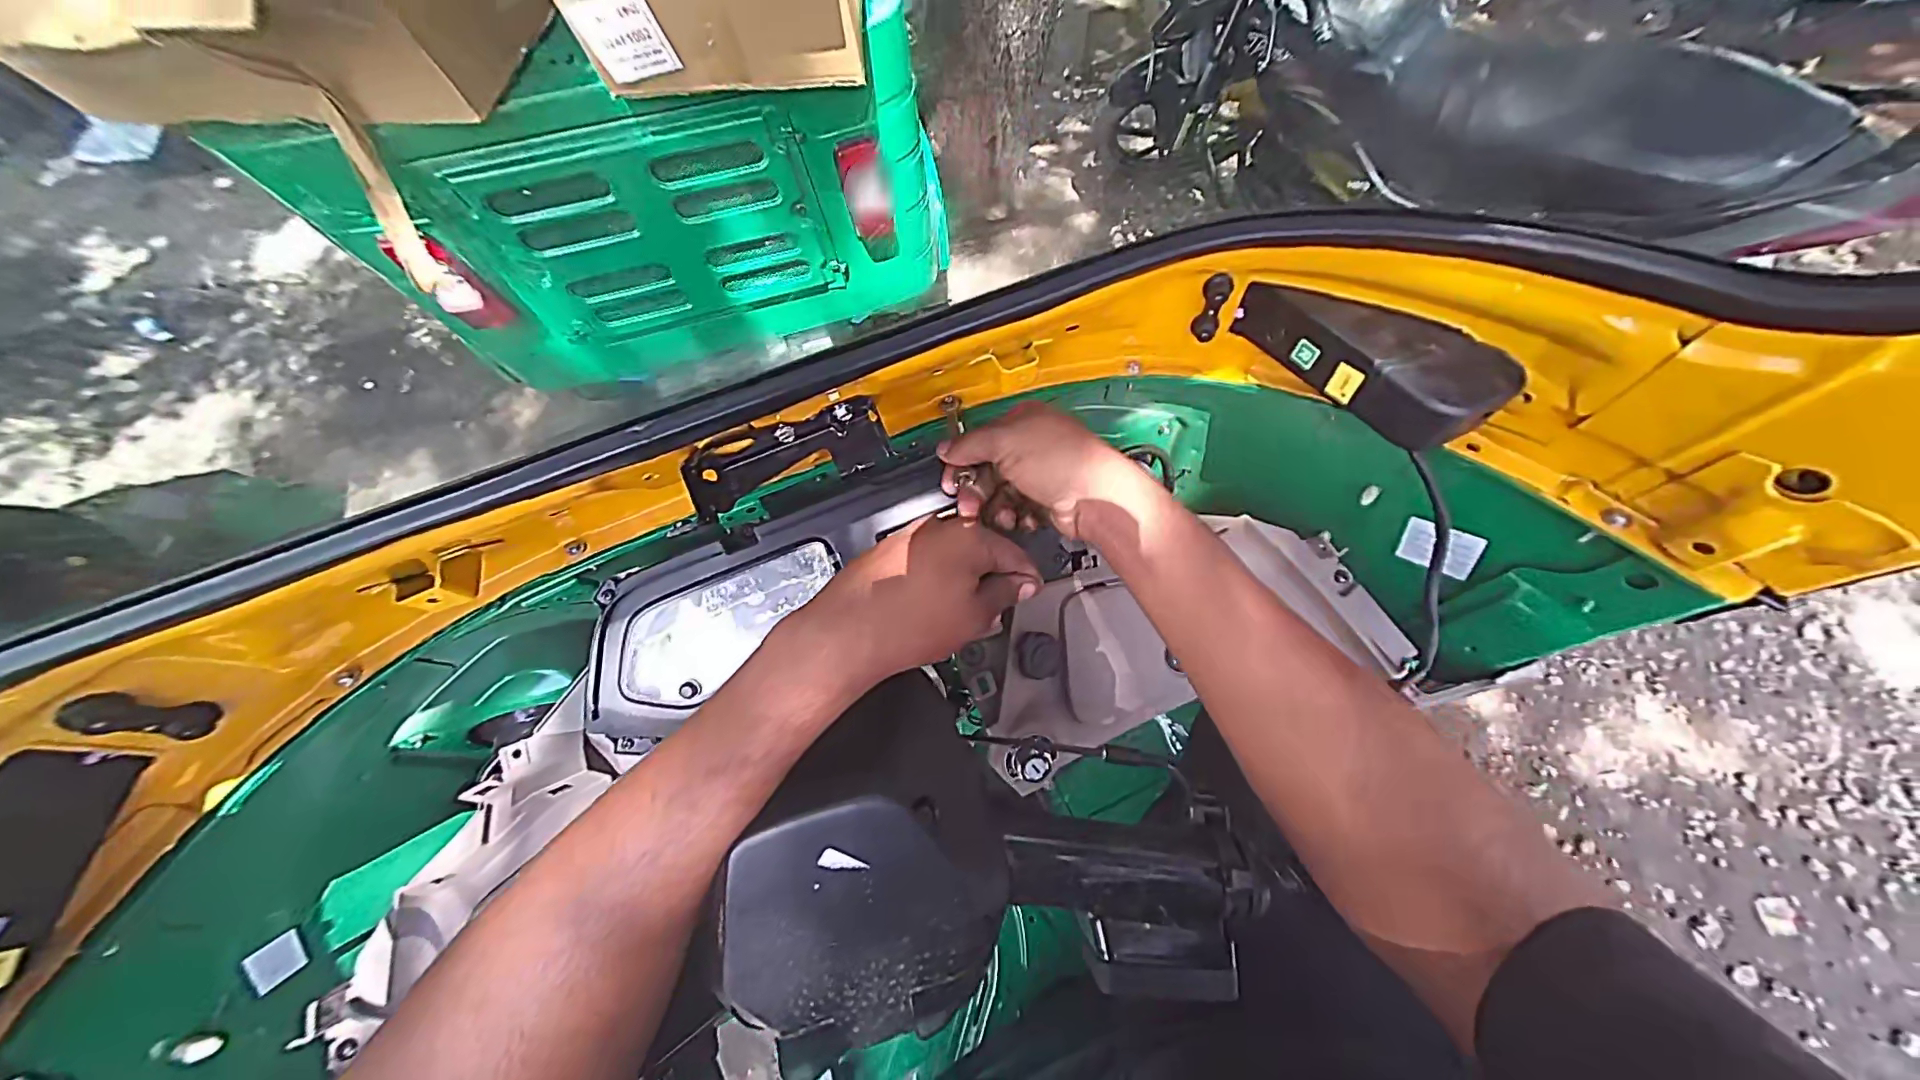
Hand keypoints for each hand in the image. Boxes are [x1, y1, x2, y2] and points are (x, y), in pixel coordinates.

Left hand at [786, 514, 1040, 691]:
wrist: (847, 633)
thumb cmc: (903, 625)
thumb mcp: (973, 617)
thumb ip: (1004, 595)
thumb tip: (1018, 586)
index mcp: (968, 537)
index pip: (1014, 552)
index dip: (1026, 577)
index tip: (1028, 591)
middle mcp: (938, 528)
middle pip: (982, 548)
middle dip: (992, 577)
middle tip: (996, 608)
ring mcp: (910, 536)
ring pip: (953, 555)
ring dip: (963, 578)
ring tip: (959, 614)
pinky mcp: (889, 550)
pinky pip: (926, 560)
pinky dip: (935, 579)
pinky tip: (931, 607)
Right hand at [938, 402, 1163, 538]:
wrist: (1097, 498)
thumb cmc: (1066, 462)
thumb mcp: (1006, 443)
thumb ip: (971, 444)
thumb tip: (947, 448)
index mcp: (1021, 422)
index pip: (979, 439)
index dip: (961, 460)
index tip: (950, 477)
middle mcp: (1029, 447)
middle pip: (986, 470)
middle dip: (975, 490)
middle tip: (969, 504)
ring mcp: (1038, 475)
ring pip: (998, 494)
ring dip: (993, 507)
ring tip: (1000, 514)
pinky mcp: (1043, 500)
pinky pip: (1014, 510)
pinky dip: (1013, 516)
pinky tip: (1018, 518)